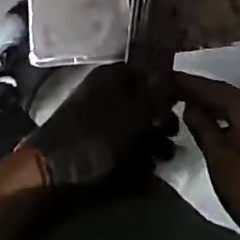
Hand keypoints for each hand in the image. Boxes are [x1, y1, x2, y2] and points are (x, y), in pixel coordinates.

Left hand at [21, 63, 175, 188]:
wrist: (56, 167)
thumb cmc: (98, 134)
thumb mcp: (134, 112)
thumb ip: (155, 93)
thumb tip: (170, 73)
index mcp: (111, 76)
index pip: (145, 71)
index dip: (165, 86)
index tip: (183, 103)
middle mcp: (105, 92)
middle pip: (143, 101)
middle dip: (161, 119)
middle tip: (171, 135)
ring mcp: (100, 118)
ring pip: (137, 125)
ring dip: (153, 141)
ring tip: (162, 157)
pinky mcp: (97, 142)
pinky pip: (125, 144)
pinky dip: (138, 155)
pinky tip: (147, 168)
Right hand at [174, 72, 239, 239]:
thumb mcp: (219, 160)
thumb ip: (202, 128)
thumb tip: (189, 107)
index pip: (208, 86)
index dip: (183, 81)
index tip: (160, 78)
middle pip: (222, 92)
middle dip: (196, 91)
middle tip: (167, 91)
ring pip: (234, 106)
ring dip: (210, 105)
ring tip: (183, 107)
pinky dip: (224, 117)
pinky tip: (212, 127)